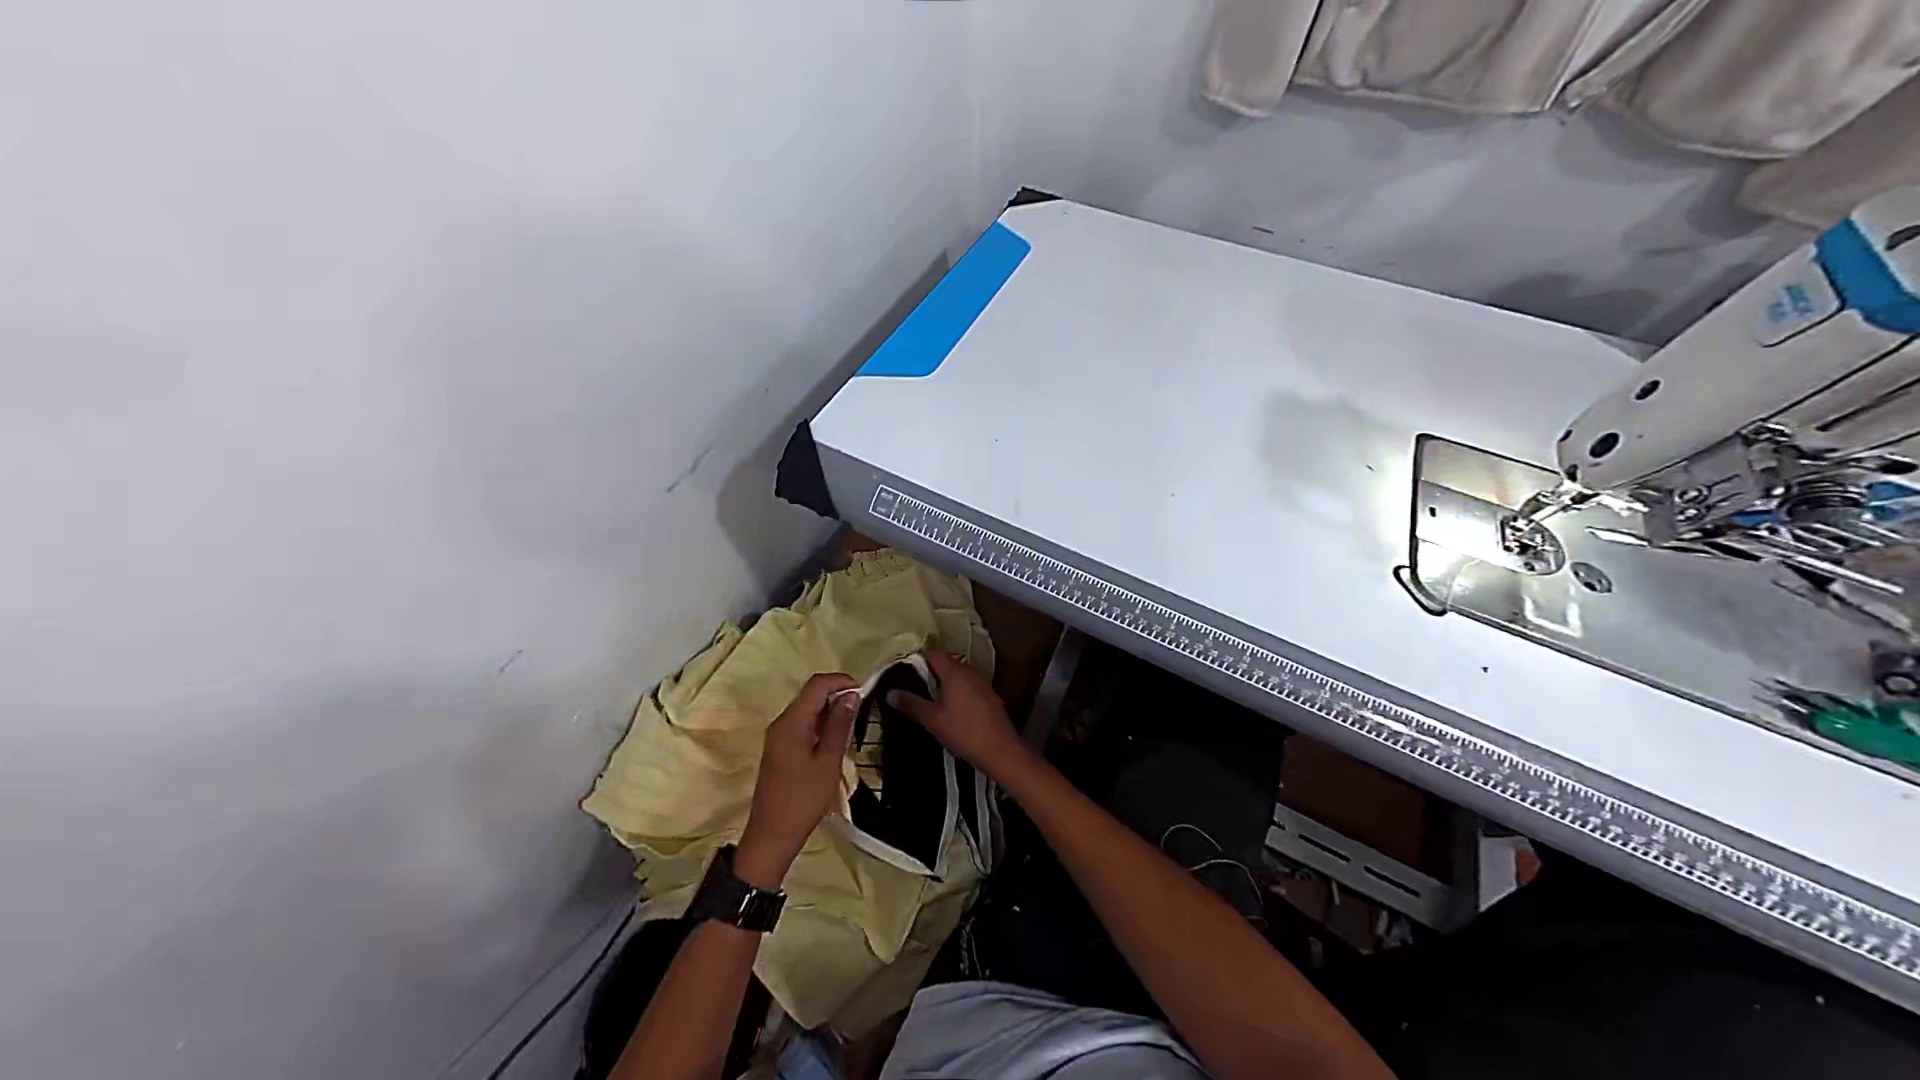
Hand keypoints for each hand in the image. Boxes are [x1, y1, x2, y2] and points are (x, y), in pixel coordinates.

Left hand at [738, 672, 858, 887]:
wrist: (773, 834)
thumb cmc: (804, 799)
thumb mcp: (828, 761)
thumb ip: (839, 725)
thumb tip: (851, 695)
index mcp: (791, 722)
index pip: (816, 685)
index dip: (841, 681)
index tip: (864, 690)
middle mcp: (781, 723)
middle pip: (810, 694)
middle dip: (836, 694)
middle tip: (862, 708)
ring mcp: (778, 736)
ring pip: (806, 709)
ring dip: (829, 710)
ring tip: (852, 724)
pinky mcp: (780, 748)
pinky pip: (802, 725)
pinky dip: (820, 724)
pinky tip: (835, 739)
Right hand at [886, 652, 1028, 778]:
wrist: (1000, 751)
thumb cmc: (963, 731)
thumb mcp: (931, 719)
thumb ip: (910, 703)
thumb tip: (890, 692)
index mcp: (955, 671)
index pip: (933, 654)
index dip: (918, 663)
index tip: (906, 677)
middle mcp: (970, 671)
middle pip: (946, 664)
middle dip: (930, 676)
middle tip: (915, 693)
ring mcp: (982, 683)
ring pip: (957, 677)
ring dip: (944, 687)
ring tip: (930, 705)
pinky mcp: (990, 697)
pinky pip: (968, 688)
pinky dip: (957, 695)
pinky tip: (951, 713)